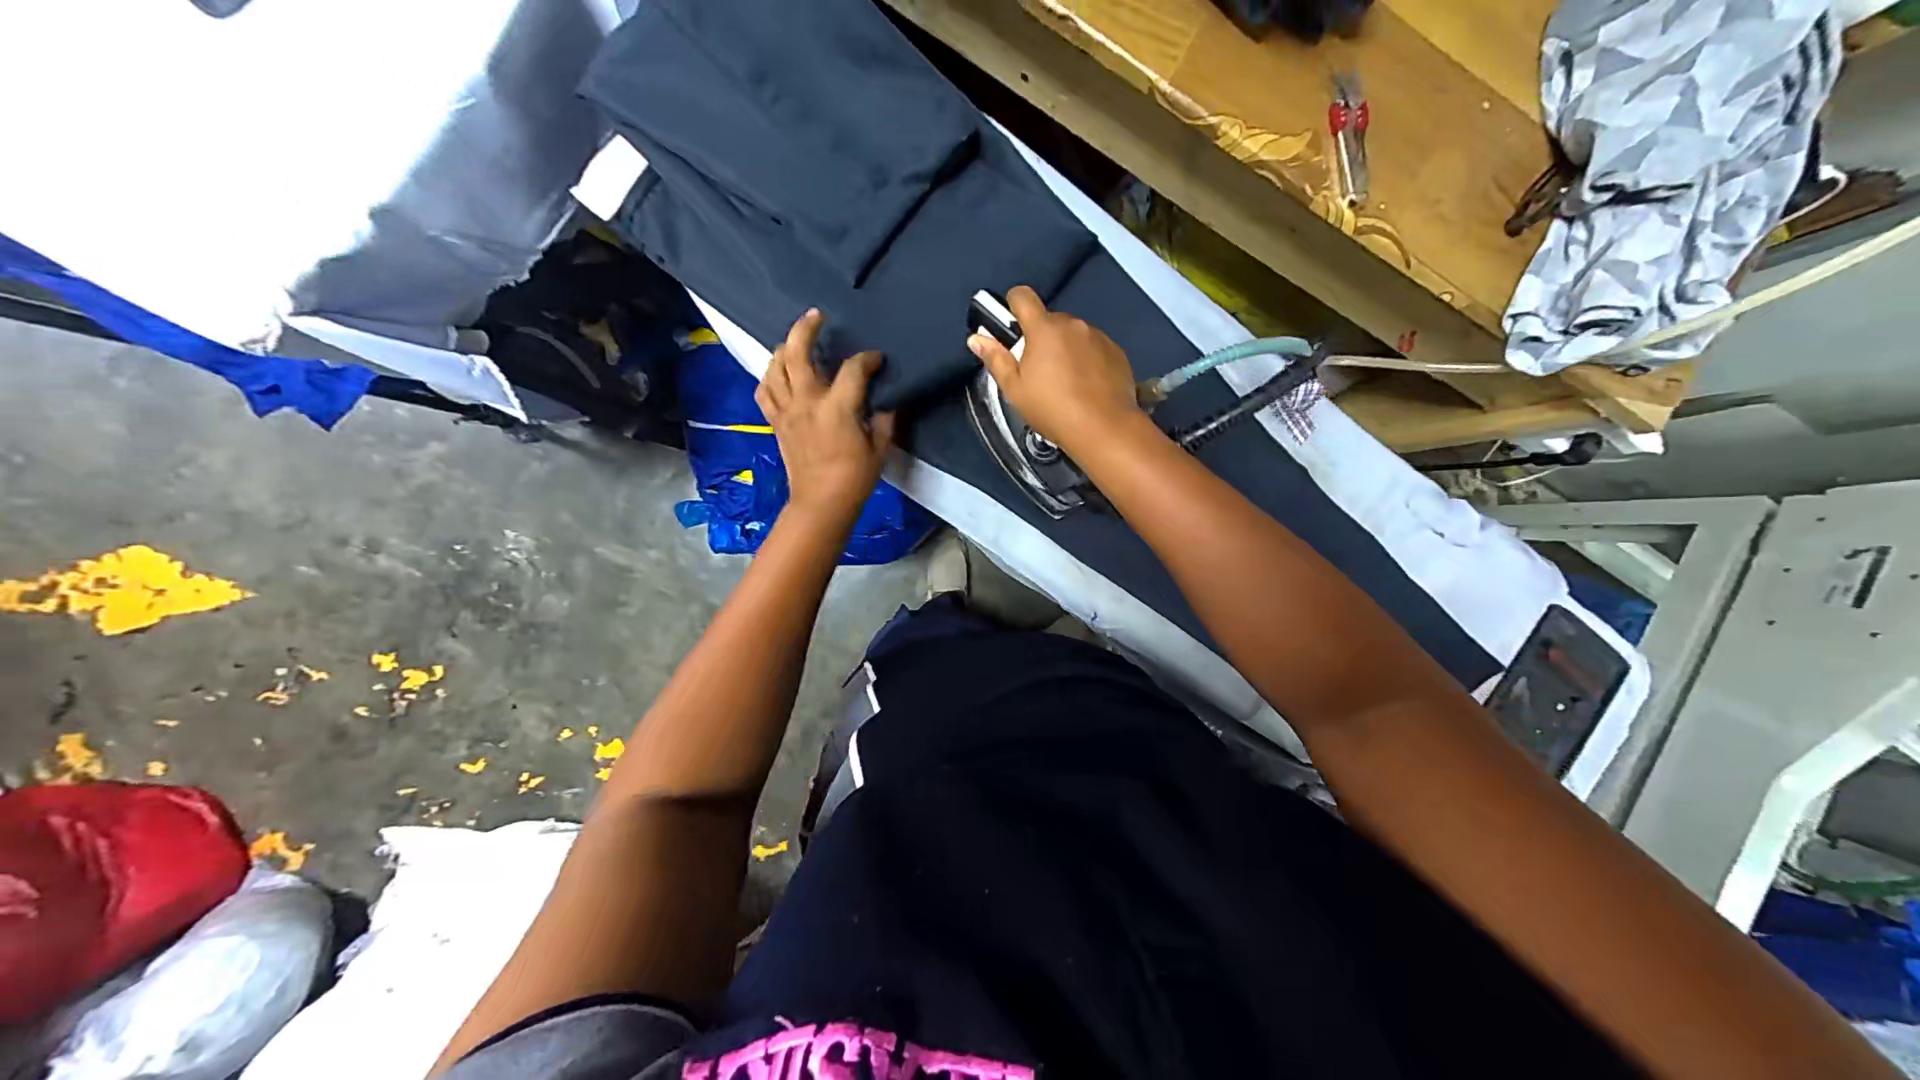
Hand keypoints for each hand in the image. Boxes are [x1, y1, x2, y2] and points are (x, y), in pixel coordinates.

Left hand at [756, 309, 897, 525]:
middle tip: (817, 316)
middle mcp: (806, 402)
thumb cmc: (855, 478)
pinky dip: (769, 378)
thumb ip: (884, 418)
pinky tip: (779, 375)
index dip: (867, 359)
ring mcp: (787, 411)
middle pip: (797, 353)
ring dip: (784, 349)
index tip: (877, 359)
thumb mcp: (880, 448)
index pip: (852, 369)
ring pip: (774, 367)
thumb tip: (885, 400)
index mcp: (836, 408)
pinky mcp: (776, 423)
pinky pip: (764, 392)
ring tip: (796, 343)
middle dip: (806, 328)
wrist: (821, 504)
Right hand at [966, 286, 1143, 454]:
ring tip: (1065, 381)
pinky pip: (1094, 346)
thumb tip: (976, 338)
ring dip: (1065, 348)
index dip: (1013, 304)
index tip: (1011, 324)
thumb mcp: (1015, 390)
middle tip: (1037, 370)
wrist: (1104, 428)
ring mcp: (1098, 336)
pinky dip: (1087, 358)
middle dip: (1041, 337)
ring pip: (1073, 334)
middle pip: (1049, 320)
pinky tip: (1086, 385)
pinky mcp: (1116, 351)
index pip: (1023, 296)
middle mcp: (1072, 324)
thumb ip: (996, 359)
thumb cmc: (1052, 409)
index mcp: (1043, 329)